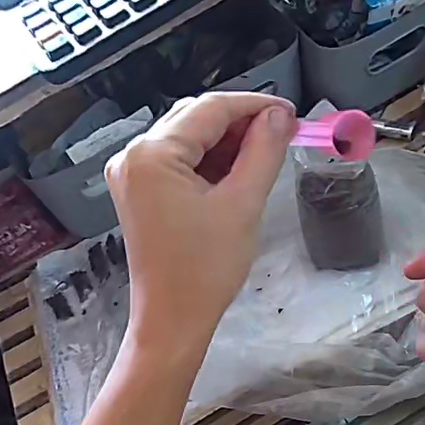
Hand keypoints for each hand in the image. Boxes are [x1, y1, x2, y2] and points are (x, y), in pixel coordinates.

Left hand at [106, 92, 297, 360]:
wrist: (174, 319)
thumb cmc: (206, 269)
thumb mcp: (242, 204)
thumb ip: (263, 152)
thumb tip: (280, 117)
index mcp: (152, 155)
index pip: (210, 109)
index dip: (255, 105)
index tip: (291, 113)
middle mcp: (133, 156)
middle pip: (195, 119)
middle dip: (241, 123)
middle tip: (283, 134)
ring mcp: (133, 174)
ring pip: (189, 138)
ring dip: (227, 142)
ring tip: (264, 155)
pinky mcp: (140, 191)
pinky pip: (179, 161)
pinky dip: (209, 161)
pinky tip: (237, 172)